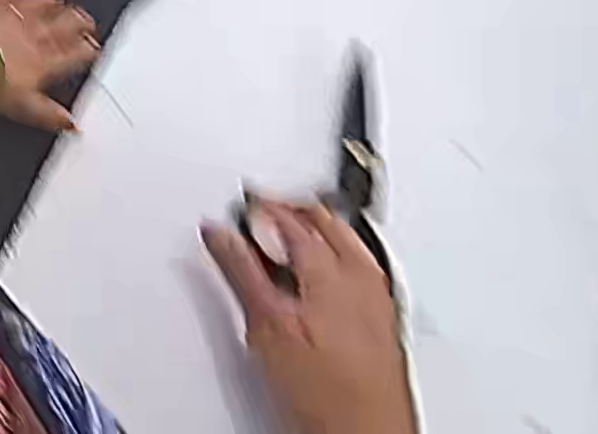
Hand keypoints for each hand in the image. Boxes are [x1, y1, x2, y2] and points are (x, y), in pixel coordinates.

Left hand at [0, 0, 99, 131]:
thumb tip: (69, 124)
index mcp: (46, 60)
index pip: (78, 52)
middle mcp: (34, 33)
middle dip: (79, 19)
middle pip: (67, 21)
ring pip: (41, 0)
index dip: (88, 48)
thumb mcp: (23, 106)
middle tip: (83, 19)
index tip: (92, 46)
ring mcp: (12, 13)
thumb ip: (49, 114)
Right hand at [202, 202, 416, 433]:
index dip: (258, 205)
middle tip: (260, 202)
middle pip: (327, 226)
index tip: (237, 203)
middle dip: (291, 207)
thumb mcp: (265, 322)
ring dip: (316, 228)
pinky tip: (316, 265)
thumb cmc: (325, 394)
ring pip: (348, 246)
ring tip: (284, 224)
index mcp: (333, 274)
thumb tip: (217, 229)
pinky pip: (360, 272)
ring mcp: (377, 308)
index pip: (290, 221)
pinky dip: (335, 254)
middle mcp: (363, 285)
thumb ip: (239, 268)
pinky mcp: (381, 328)